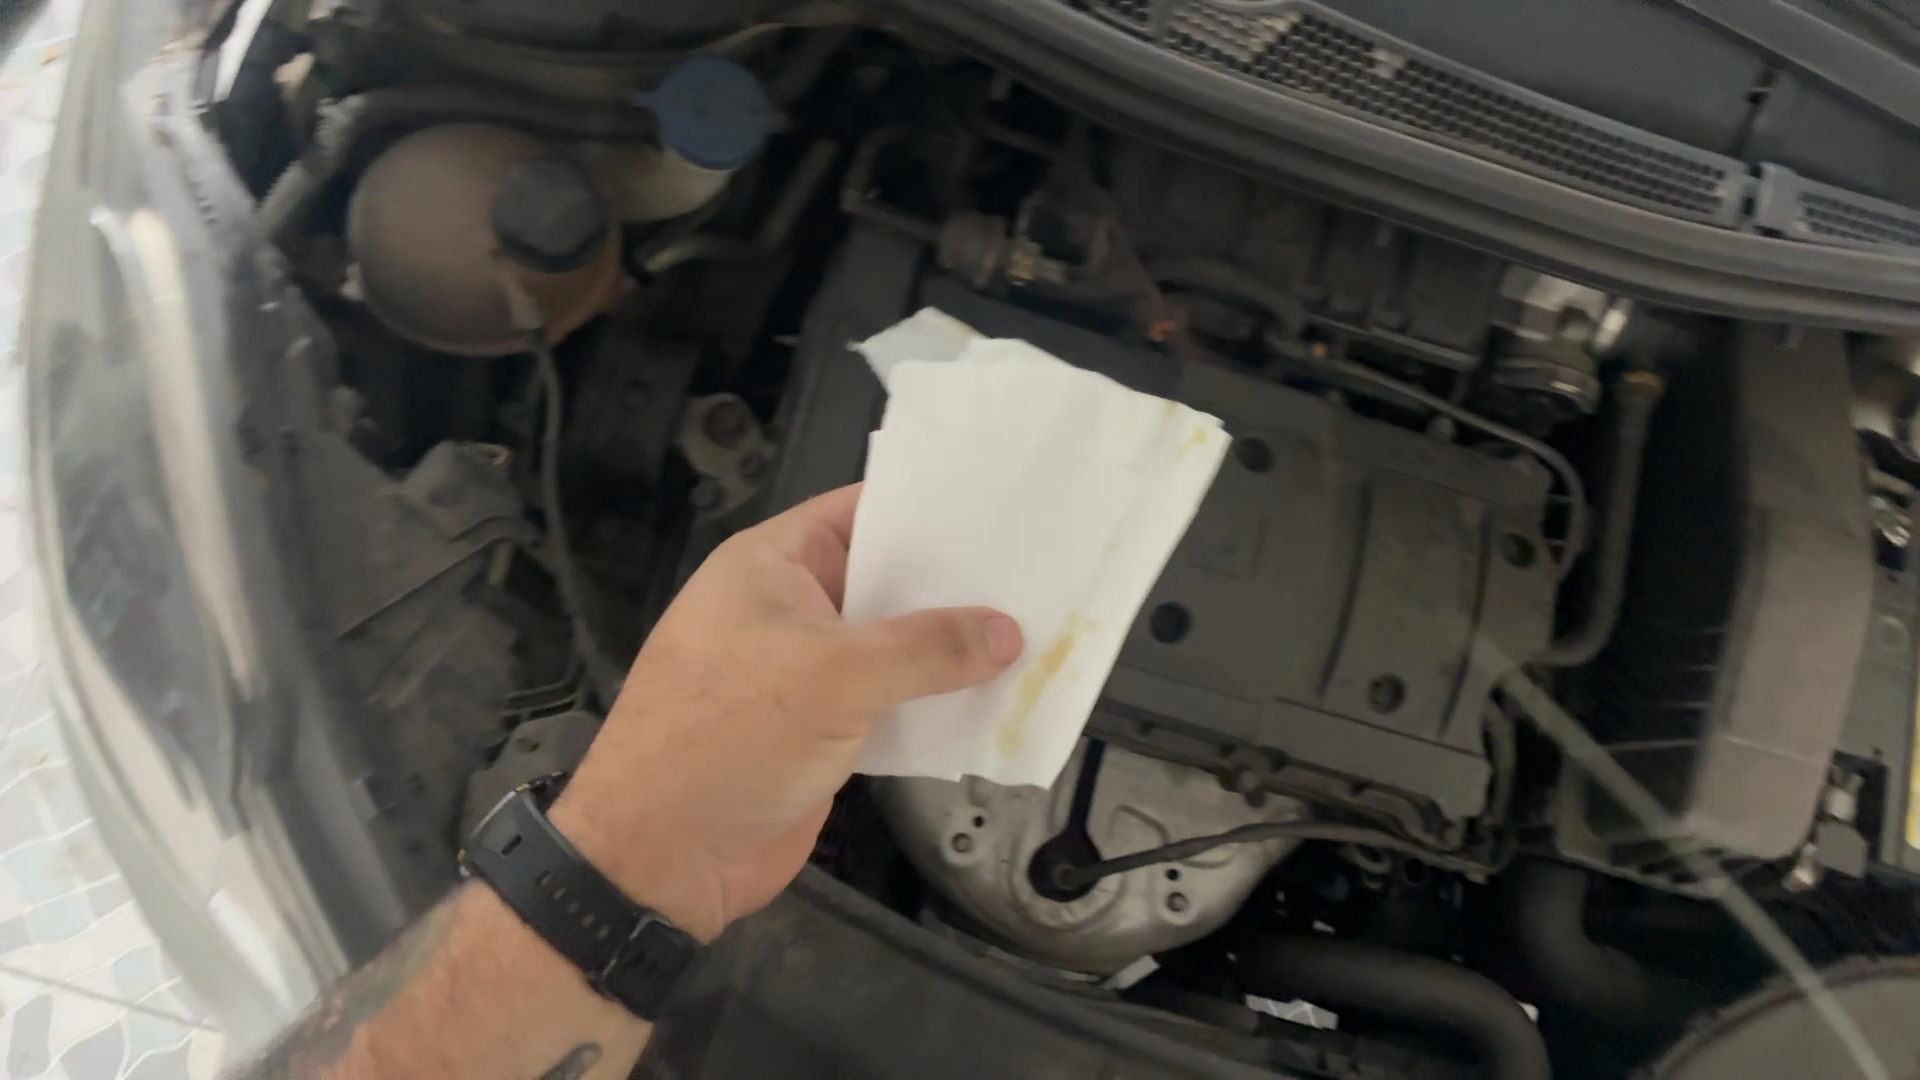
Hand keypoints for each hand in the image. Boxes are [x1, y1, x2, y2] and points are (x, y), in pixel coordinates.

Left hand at [550, 484, 1023, 940]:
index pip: (860, 511)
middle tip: (1029, 571)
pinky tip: (991, 693)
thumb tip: (1008, 632)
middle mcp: (791, 606)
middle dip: (951, 581)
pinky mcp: (824, 723)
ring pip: (892, 641)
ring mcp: (806, 668)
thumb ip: (926, 648)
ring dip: (948, 644)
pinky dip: (932, 695)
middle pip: (884, 578)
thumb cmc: (730, 738)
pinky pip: (890, 695)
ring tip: (1027, 627)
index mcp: (773, 564)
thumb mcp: (833, 675)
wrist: (662, 861)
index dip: (926, 506)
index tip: (996, 508)